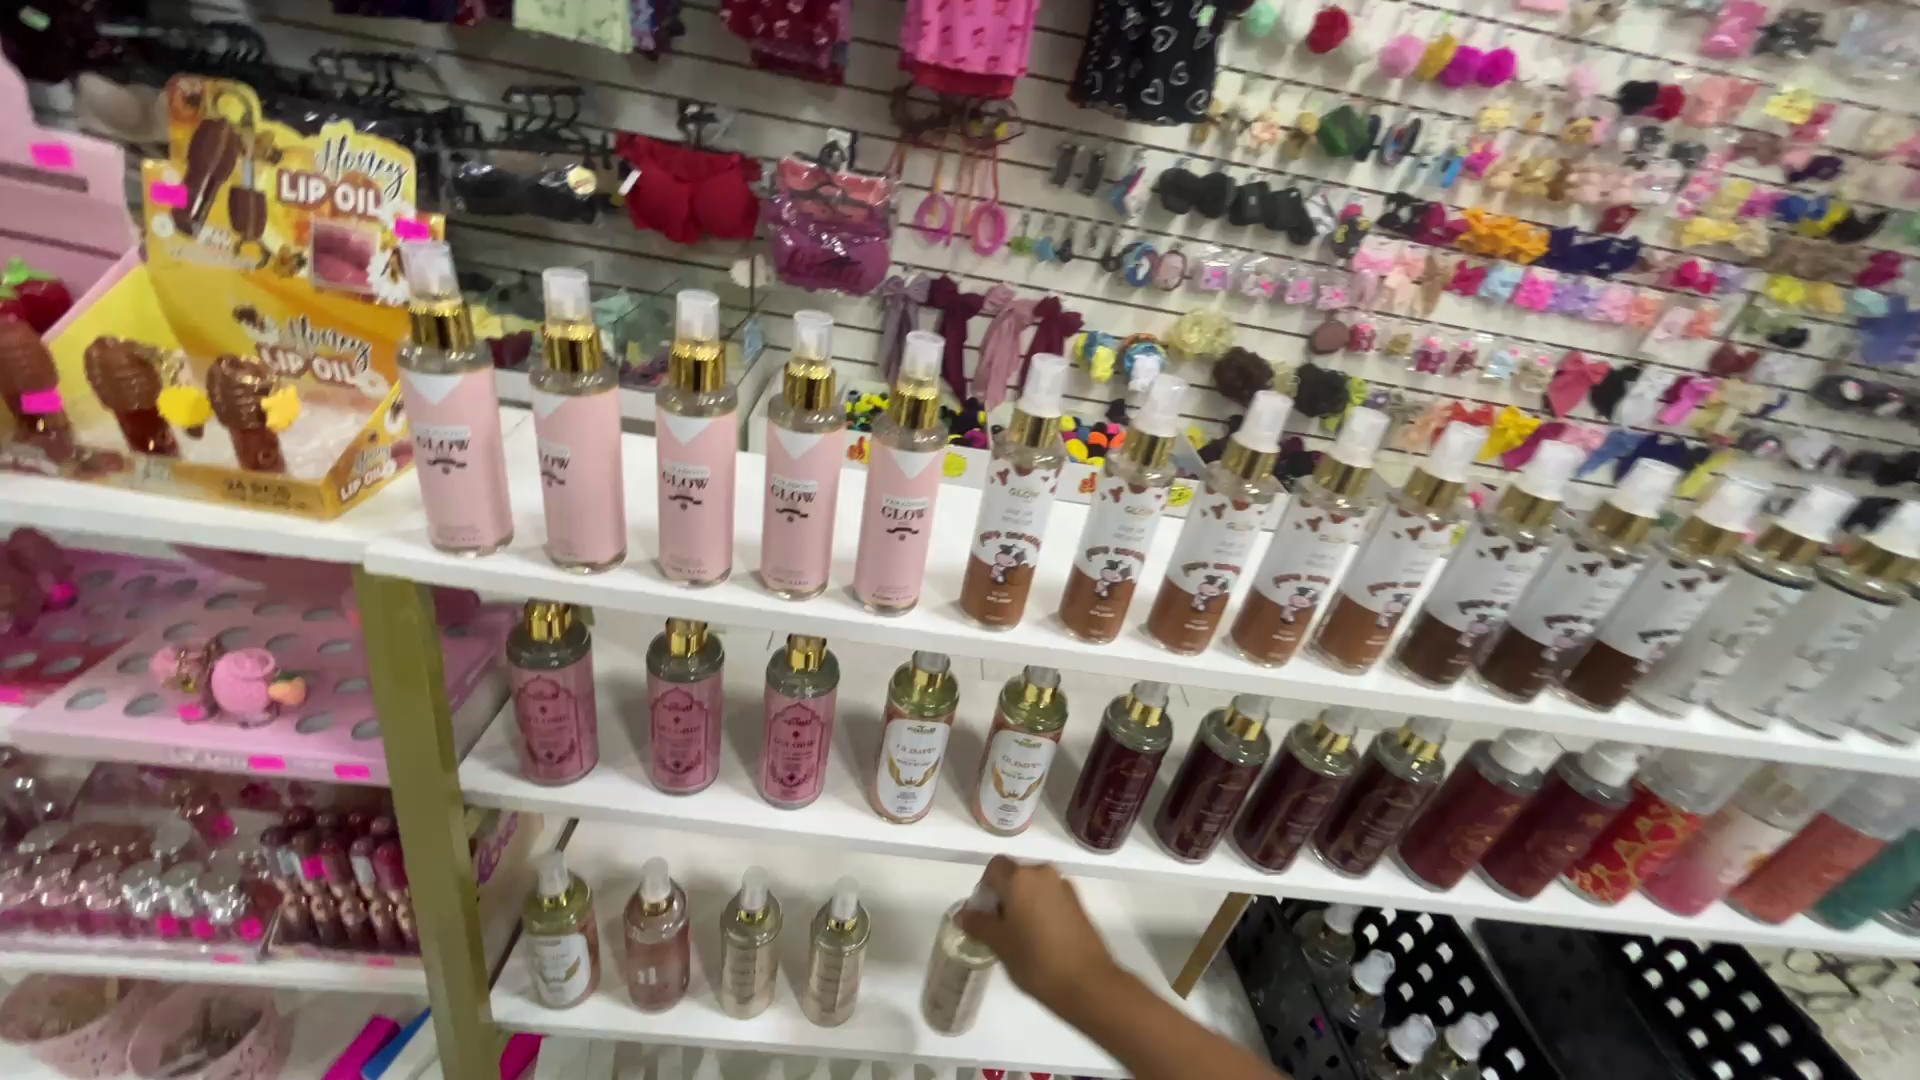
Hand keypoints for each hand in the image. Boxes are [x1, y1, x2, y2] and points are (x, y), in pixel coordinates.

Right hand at [955, 856, 1120, 1006]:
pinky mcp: (1078, 902)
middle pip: (1014, 875)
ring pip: (1033, 887)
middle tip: (1000, 929)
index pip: (994, 867)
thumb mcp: (1000, 944)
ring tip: (1021, 937)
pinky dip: (1040, 909)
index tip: (984, 915)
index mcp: (1020, 877)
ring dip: (1022, 903)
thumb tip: (962, 913)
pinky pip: (1050, 897)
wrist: (1088, 983)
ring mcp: (1063, 886)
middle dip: (1003, 896)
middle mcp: (1042, 873)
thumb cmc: (1036, 961)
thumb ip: (978, 923)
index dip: (985, 888)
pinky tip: (1041, 939)